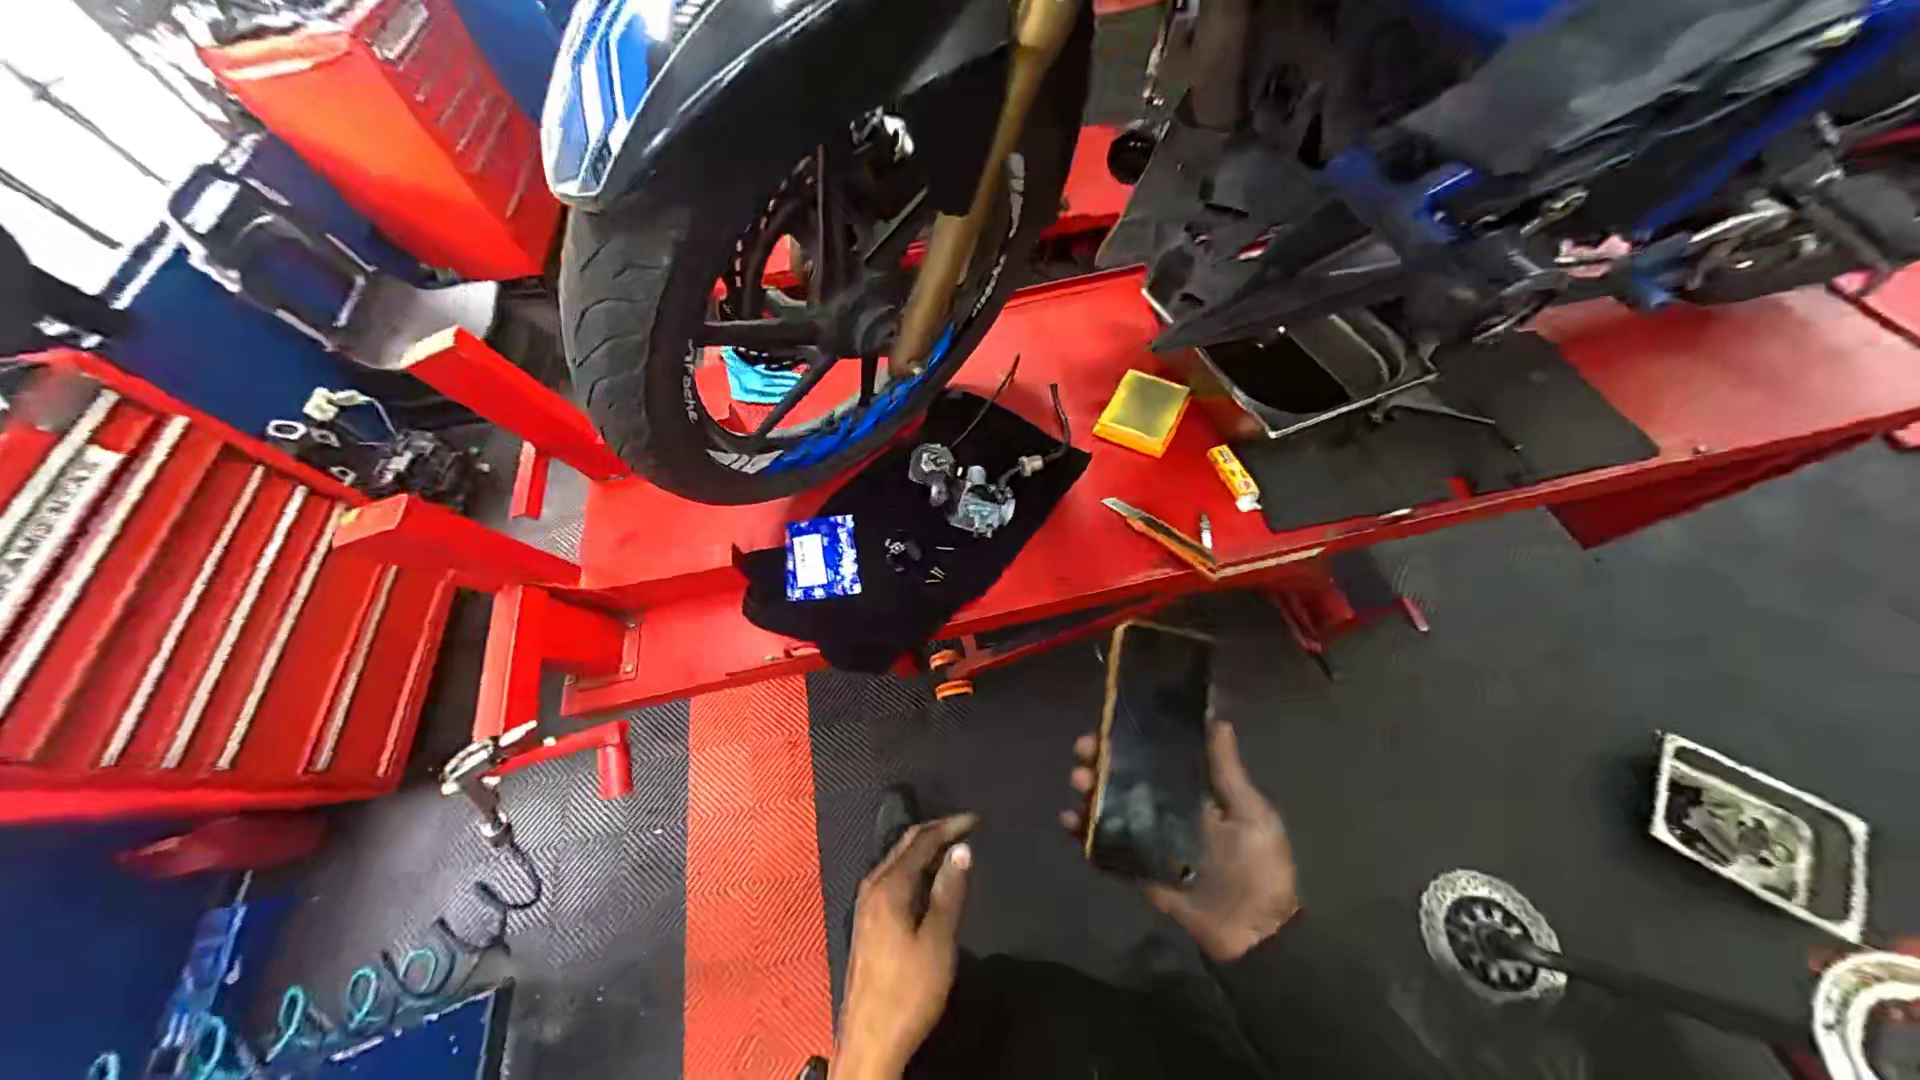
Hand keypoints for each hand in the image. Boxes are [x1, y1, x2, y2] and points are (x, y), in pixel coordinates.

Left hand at [834, 813, 977, 1079]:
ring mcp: (867, 904)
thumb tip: (961, 849)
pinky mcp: (868, 921)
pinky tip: (930, 879)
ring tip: (953, 846)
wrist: (869, 1041)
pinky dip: (916, 866)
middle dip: (936, 830)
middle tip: (966, 826)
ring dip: (925, 848)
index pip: (922, 841)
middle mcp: (873, 887)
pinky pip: (894, 877)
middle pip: (906, 845)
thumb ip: (950, 893)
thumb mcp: (938, 943)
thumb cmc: (908, 992)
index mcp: (889, 887)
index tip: (976, 820)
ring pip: (898, 860)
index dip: (949, 826)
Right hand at [1062, 720, 1298, 961]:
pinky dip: (1083, 833)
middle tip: (1084, 750)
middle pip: (1123, 779)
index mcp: (1189, 792)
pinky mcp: (1137, 867)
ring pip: (1109, 807)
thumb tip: (1219, 720)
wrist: (1254, 931)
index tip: (1107, 725)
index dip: (1128, 741)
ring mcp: (1147, 839)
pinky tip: (1070, 820)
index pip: (1152, 758)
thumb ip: (1228, 771)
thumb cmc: (1257, 866)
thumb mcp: (1250, 813)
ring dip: (1089, 791)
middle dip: (1100, 761)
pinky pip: (1104, 846)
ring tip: (1080, 782)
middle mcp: (1163, 810)